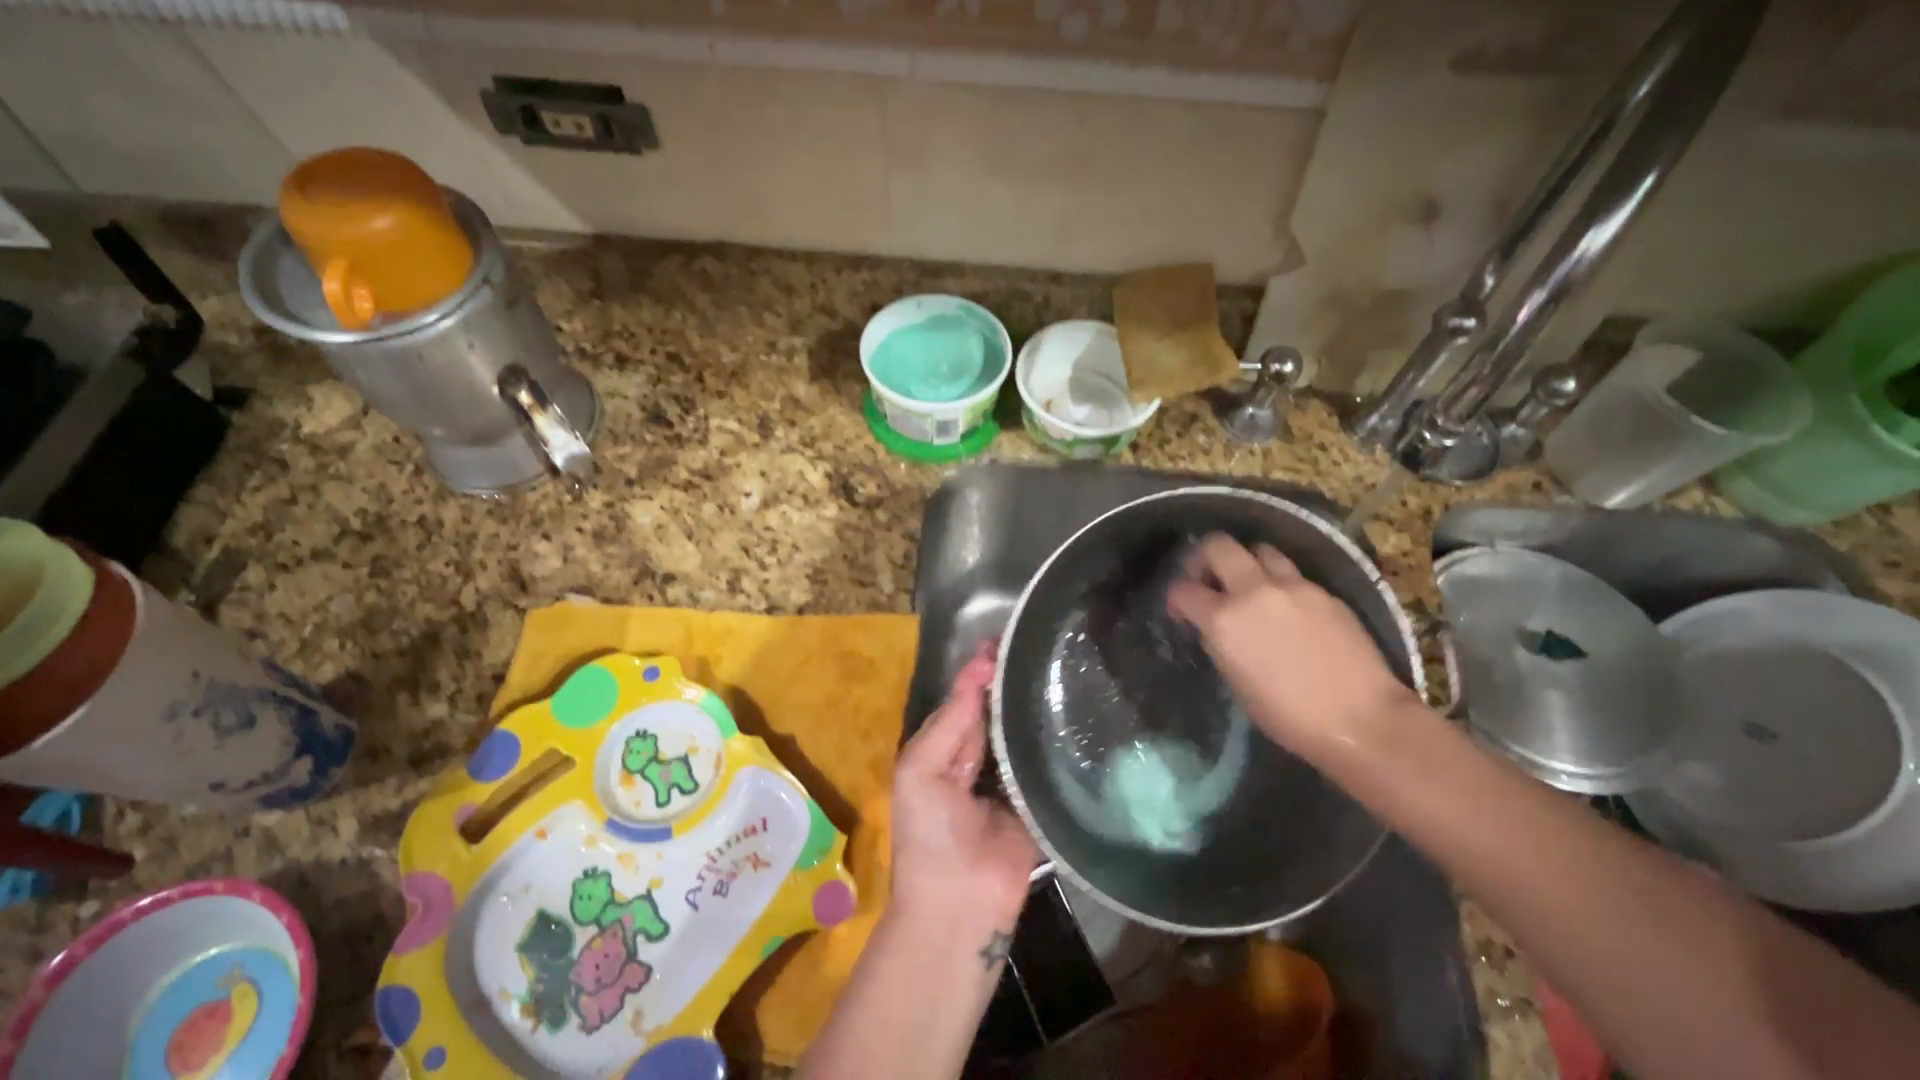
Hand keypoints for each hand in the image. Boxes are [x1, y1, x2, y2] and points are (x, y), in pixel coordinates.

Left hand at [889, 641, 1038, 932]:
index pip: (966, 700)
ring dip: (1038, 708)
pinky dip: (1060, 743)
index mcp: (944, 750)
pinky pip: (1050, 766)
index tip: (1008, 639)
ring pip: (1025, 735)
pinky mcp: (1041, 803)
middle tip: (1043, 645)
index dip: (982, 672)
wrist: (960, 903)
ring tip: (1065, 667)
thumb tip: (979, 671)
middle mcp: (978, 761)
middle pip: (998, 713)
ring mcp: (1013, 782)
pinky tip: (1079, 711)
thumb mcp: (921, 770)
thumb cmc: (928, 834)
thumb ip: (949, 722)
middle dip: (1012, 683)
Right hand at [1166, 534, 1419, 760]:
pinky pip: (1293, 572)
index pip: (1184, 590)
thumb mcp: (1238, 684)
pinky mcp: (1324, 591)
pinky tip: (1286, 605)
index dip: (1175, 598)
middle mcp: (1255, 591)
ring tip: (1249, 584)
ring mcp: (1294, 586)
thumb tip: (1216, 630)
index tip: (1179, 611)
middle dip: (1204, 558)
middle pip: (1218, 545)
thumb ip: (1221, 646)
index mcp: (1225, 620)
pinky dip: (1279, 580)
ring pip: (1260, 549)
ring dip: (1246, 561)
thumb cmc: (1289, 717)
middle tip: (1206, 579)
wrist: (1360, 718)